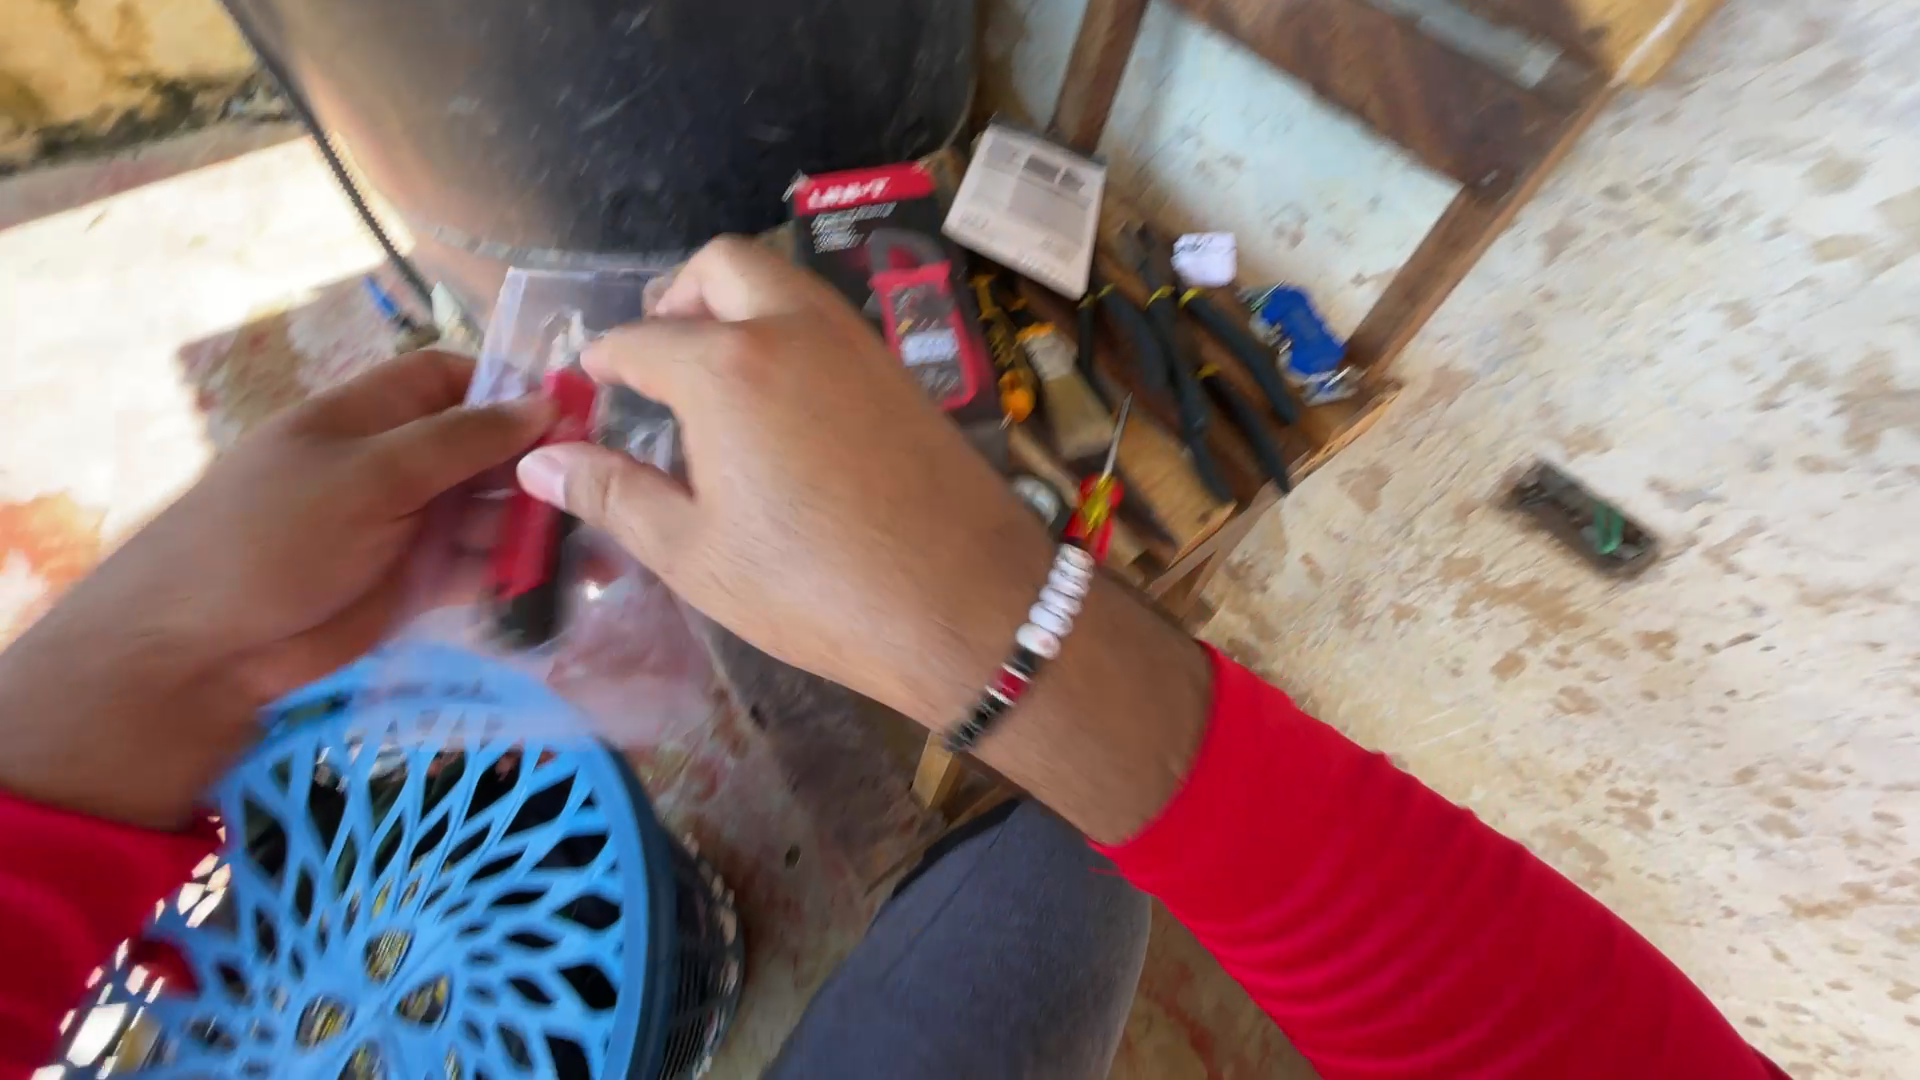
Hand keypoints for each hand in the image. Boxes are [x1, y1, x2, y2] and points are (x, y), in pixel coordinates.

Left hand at [0, 352, 551, 827]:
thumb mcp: (369, 474)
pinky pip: (493, 562)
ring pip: (501, 509)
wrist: (205, 650)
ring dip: (544, 524)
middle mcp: (405, 463)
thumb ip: (461, 440)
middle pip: (493, 449)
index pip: (455, 379)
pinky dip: (526, 569)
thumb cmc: (271, 537)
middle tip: (604, 486)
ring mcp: (420, 521)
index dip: (511, 386)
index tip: (575, 411)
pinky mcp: (432, 575)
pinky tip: (572, 579)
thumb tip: (546, 404)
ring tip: (599, 543)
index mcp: (376, 417)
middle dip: (543, 465)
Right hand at [518, 239, 1210, 842]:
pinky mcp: (904, 372)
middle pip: (723, 266)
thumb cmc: (816, 589)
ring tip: (718, 374)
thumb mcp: (698, 554)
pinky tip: (788, 402)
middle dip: (677, 295)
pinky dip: (793, 333)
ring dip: (740, 305)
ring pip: (787, 284)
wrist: (961, 603)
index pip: (641, 340)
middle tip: (659, 352)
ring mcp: (860, 345)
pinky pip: (833, 324)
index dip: (606, 363)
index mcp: (726, 368)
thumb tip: (541, 463)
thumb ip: (615, 495)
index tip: (597, 387)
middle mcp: (794, 330)